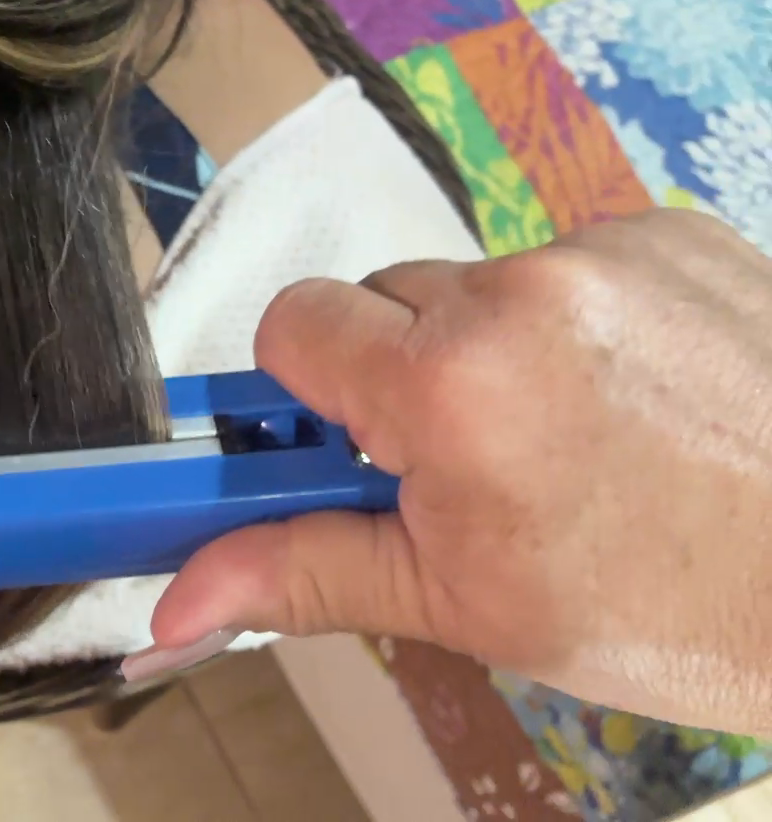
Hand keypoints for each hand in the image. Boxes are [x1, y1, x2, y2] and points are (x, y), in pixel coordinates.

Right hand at [152, 209, 771, 734]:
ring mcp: (604, 248)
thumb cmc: (669, 608)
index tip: (366, 438)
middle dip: (393, 367)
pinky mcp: (672, 230)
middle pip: (375, 299)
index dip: (310, 382)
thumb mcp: (457, 602)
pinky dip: (562, 320)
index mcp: (447, 382)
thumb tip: (169, 611)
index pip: (292, 322)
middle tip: (469, 449)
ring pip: (460, 283)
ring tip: (569, 422)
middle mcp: (516, 290)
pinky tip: (635, 385)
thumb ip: (296, 576)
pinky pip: (550, 262)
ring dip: (479, 345)